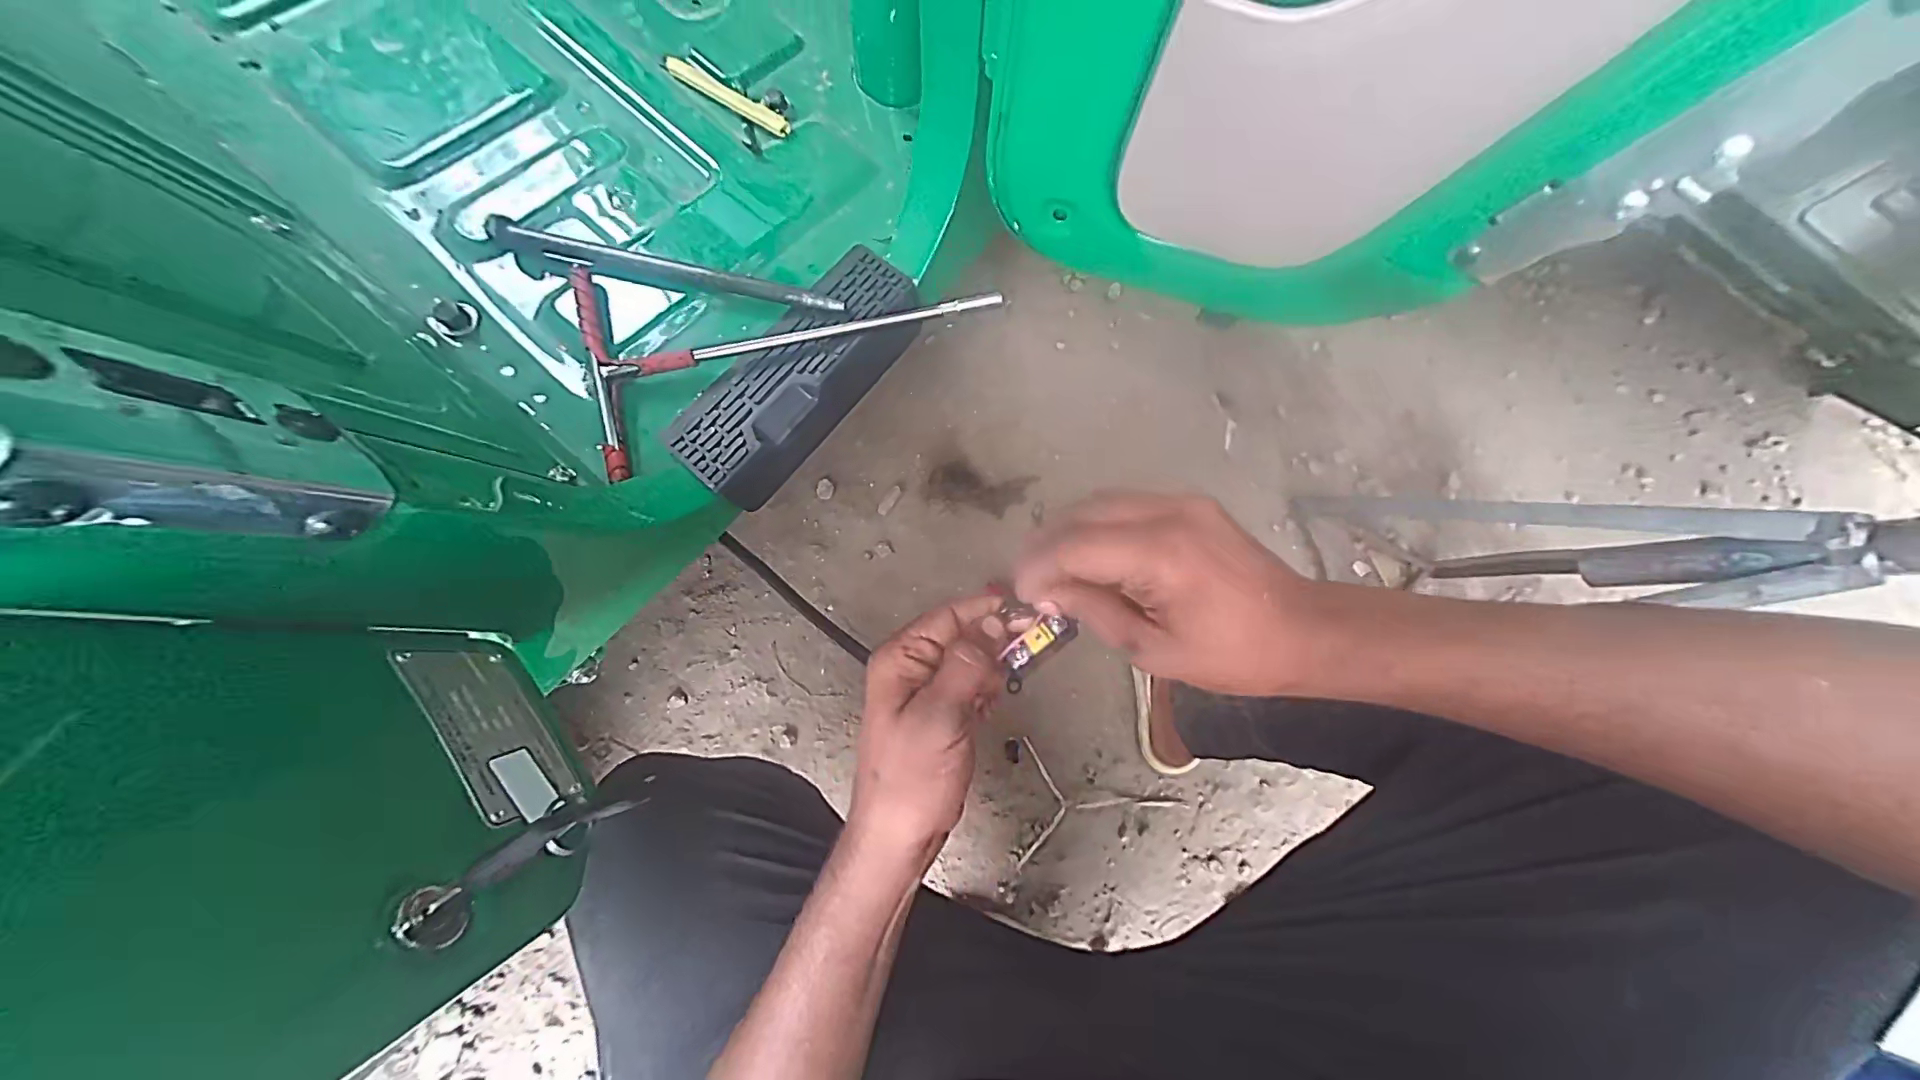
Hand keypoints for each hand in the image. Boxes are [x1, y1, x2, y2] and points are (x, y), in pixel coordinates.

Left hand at [848, 594, 1006, 868]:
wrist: (898, 836)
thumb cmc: (908, 782)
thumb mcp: (940, 715)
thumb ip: (966, 665)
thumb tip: (991, 623)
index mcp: (900, 660)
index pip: (949, 616)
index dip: (988, 610)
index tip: (1026, 611)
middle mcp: (910, 669)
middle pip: (961, 635)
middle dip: (995, 638)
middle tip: (1029, 644)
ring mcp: (925, 692)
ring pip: (969, 660)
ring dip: (993, 665)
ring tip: (1006, 679)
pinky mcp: (940, 713)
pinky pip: (969, 685)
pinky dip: (987, 687)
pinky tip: (993, 700)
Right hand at [1014, 493, 1334, 696]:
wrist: (1304, 630)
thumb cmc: (1233, 655)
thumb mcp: (1154, 649)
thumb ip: (1095, 611)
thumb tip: (1049, 593)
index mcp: (1160, 554)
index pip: (1074, 546)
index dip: (1039, 568)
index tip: (1022, 595)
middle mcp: (1167, 512)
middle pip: (1080, 515)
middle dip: (1044, 546)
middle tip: (1029, 582)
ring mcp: (1180, 501)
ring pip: (1098, 502)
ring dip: (1066, 531)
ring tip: (1050, 568)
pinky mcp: (1188, 503)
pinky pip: (1123, 504)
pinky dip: (1094, 524)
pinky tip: (1087, 552)